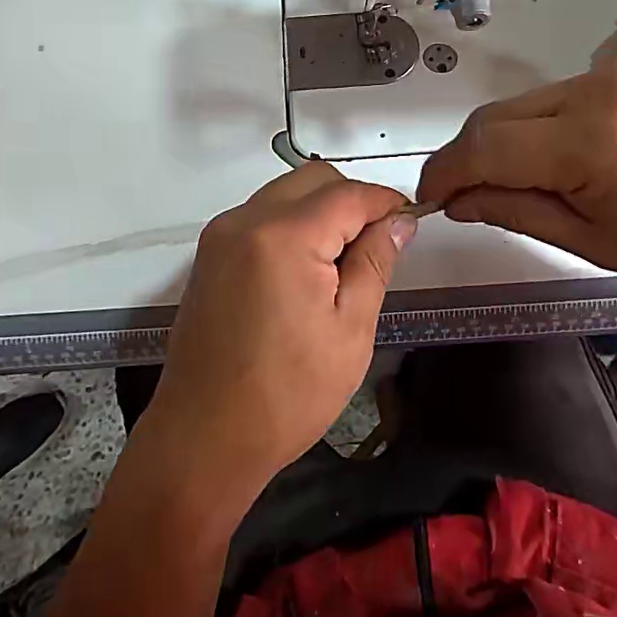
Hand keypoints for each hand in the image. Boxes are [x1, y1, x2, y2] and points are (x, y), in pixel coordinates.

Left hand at [141, 162, 411, 500]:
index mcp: (283, 237)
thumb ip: (376, 262)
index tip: (411, 220)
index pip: (348, 194)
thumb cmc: (287, 395)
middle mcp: (244, 221)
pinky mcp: (209, 254)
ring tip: (343, 265)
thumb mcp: (350, 330)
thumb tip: (399, 222)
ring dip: (320, 212)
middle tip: (377, 246)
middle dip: (352, 201)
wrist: (206, 436)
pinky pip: (260, 217)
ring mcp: (220, 235)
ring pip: (285, 194)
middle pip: (313, 181)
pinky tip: (306, 271)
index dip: (386, 202)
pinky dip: (291, 226)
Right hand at [416, 59, 616, 277]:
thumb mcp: (601, 242)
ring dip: (500, 141)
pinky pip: (555, 96)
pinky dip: (534, 126)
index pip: (483, 147)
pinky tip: (554, 156)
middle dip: (466, 156)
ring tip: (512, 181)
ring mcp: (610, 73)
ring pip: (521, 104)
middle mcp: (590, 90)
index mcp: (587, 141)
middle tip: (463, 196)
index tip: (429, 199)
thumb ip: (520, 213)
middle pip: (493, 118)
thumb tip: (461, 201)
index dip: (445, 172)